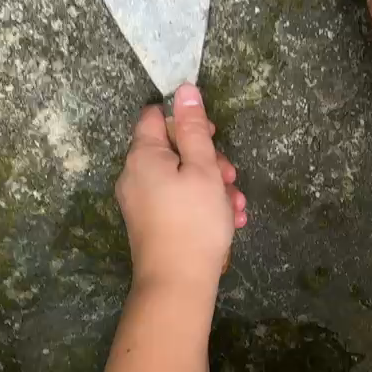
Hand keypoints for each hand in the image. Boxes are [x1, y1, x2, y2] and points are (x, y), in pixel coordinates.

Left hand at [116, 85, 247, 291]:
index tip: (213, 136)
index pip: (157, 116)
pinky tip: (229, 220)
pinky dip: (202, 204)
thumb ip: (194, 128)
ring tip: (237, 207)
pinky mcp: (151, 223)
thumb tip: (184, 89)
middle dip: (209, 159)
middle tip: (232, 178)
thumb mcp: (203, 168)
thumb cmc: (194, 220)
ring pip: (181, 178)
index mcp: (143, 155)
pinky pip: (177, 201)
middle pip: (173, 149)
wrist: (177, 282)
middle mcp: (134, 175)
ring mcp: (140, 201)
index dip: (186, 120)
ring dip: (213, 186)